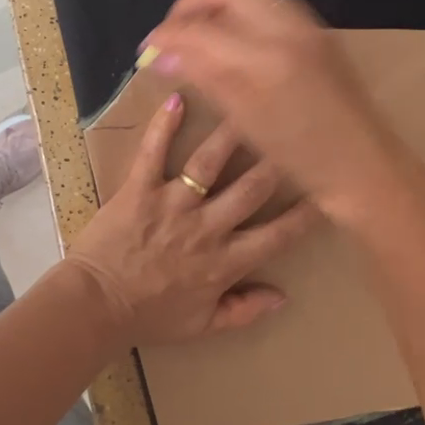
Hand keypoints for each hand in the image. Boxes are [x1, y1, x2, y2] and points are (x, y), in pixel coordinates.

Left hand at [65, 92, 317, 346]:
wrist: (98, 304)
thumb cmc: (150, 316)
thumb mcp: (204, 325)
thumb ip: (245, 310)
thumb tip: (284, 296)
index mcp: (226, 262)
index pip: (277, 234)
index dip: (305, 214)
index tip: (325, 191)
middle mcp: (206, 227)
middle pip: (251, 188)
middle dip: (277, 160)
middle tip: (293, 131)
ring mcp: (172, 204)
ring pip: (209, 163)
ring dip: (231, 135)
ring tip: (248, 106)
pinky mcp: (139, 189)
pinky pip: (153, 152)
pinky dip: (164, 125)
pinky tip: (177, 99)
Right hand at [138, 0, 423, 226]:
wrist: (366, 169)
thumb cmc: (302, 156)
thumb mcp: (244, 120)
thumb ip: (202, 77)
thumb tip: (161, 54)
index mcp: (266, 56)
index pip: (202, 25)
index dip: (168, 32)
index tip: (149, 47)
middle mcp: (290, 29)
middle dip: (195, 3)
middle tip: (176, 30)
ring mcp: (310, 28)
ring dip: (221, 3)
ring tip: (201, 31)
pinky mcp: (320, 35)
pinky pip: (273, 3)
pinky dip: (244, 10)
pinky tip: (234, 40)